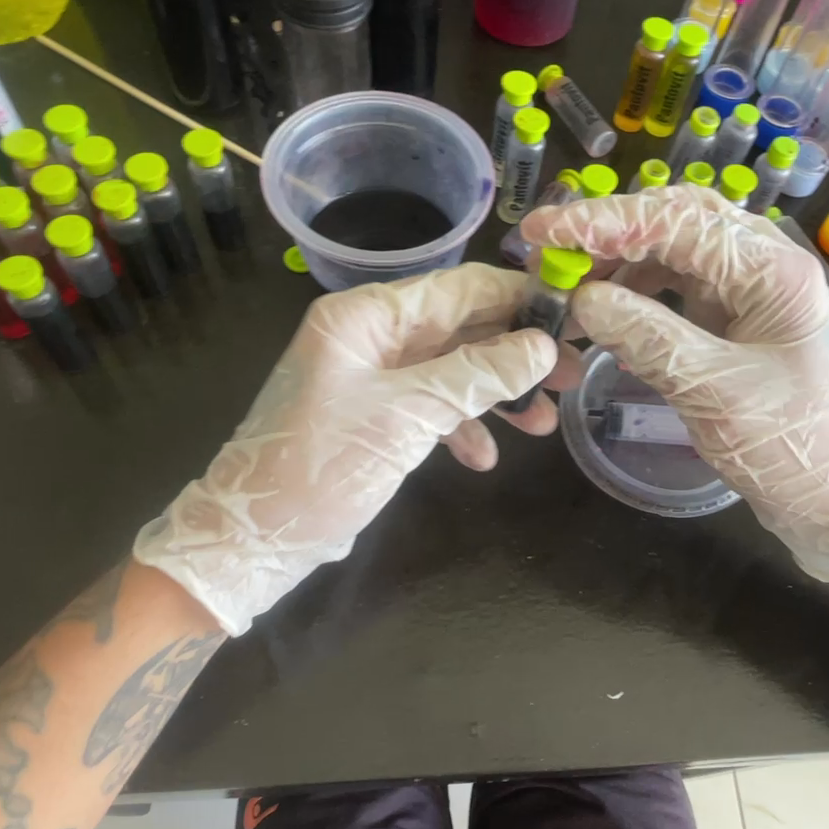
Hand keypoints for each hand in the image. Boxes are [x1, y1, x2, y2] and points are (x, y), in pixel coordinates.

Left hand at [134, 263, 558, 634]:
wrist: (255, 540)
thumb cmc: (322, 467)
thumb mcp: (405, 416)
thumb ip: (476, 375)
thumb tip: (541, 345)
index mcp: (364, 317)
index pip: (457, 288)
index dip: (517, 297)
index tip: (572, 315)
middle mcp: (368, 338)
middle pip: (458, 330)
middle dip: (514, 354)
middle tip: (570, 376)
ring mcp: (370, 379)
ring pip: (449, 372)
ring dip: (495, 397)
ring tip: (541, 425)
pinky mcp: (372, 418)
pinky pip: (428, 409)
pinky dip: (458, 428)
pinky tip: (481, 459)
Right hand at [520, 185, 828, 581]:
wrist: (823, 488)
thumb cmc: (782, 443)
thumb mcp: (711, 391)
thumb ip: (647, 338)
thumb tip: (580, 298)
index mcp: (772, 270)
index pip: (679, 222)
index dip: (605, 221)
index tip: (541, 231)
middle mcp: (762, 261)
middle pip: (675, 218)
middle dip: (607, 231)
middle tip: (547, 254)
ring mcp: (745, 285)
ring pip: (670, 247)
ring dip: (615, 260)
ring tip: (568, 287)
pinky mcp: (729, 309)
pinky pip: (672, 281)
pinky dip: (632, 288)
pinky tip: (602, 310)